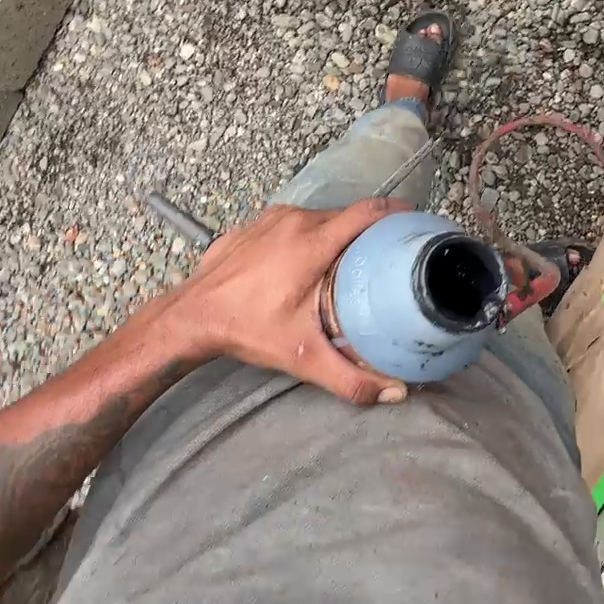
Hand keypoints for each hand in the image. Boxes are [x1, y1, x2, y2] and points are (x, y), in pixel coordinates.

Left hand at [155, 198, 412, 405]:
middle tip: (383, 253)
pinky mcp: (255, 223)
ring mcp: (272, 218)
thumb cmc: (247, 329)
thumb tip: (396, 392)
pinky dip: (307, 234)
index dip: (394, 211)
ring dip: (336, 233)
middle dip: (367, 230)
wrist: (191, 315)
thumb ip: (350, 377)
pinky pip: (293, 221)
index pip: (366, 212)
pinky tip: (306, 260)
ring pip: (318, 217)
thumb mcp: (302, 356)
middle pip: (344, 216)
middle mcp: (296, 221)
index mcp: (314, 242)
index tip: (413, 219)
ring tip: (349, 258)